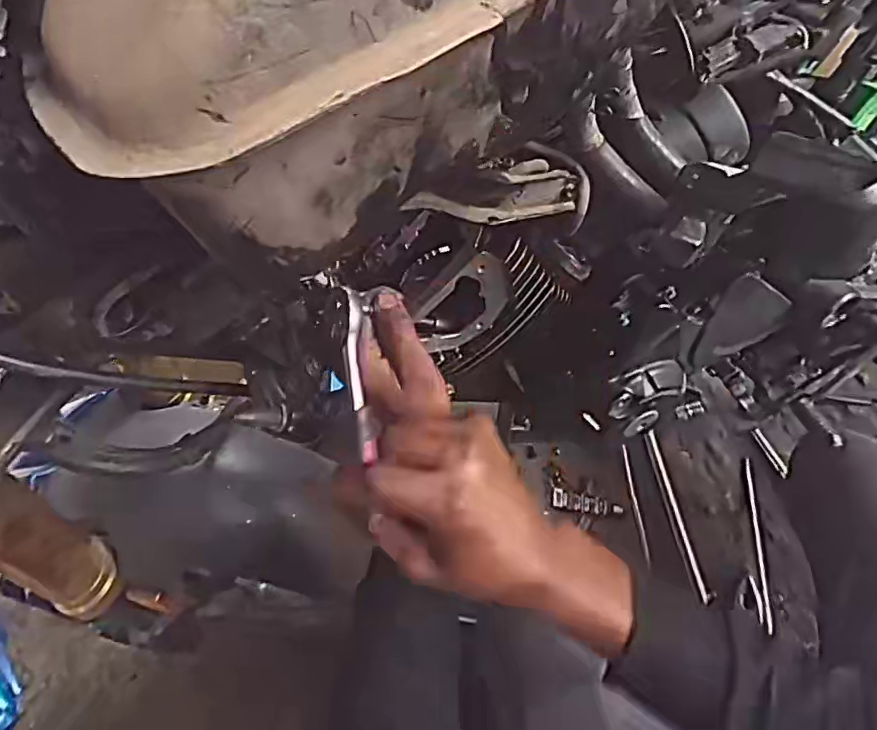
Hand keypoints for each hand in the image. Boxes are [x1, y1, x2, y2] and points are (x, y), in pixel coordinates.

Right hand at [342, 294, 634, 655]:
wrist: (538, 550)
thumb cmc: (488, 566)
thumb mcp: (429, 569)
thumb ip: (388, 532)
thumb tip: (362, 500)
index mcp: (445, 495)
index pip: (380, 476)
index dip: (354, 483)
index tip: (339, 482)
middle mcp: (457, 454)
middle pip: (393, 431)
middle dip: (369, 425)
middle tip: (353, 335)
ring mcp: (470, 432)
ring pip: (411, 407)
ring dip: (390, 379)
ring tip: (383, 308)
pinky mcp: (477, 422)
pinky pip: (434, 402)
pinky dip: (413, 381)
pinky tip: (400, 330)